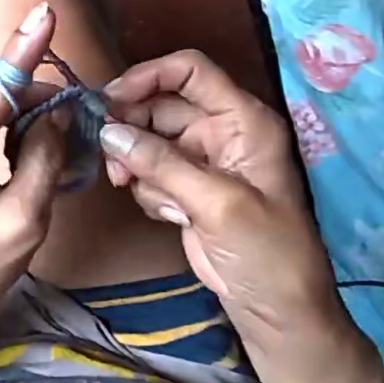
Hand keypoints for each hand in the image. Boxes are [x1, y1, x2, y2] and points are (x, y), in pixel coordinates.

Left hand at [0, 2, 66, 343]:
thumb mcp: (26, 223)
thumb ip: (42, 161)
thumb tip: (57, 109)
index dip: (19, 56)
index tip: (43, 14)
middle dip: (28, 82)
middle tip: (71, 99)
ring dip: (17, 95)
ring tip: (54, 115)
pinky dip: (2, 105)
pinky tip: (26, 121)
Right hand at [97, 50, 345, 352]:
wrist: (276, 311)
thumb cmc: (265, 251)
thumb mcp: (216, 203)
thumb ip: (160, 163)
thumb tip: (107, 131)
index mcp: (242, 120)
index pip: (189, 71)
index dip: (148, 76)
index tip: (110, 100)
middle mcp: (219, 130)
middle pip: (158, 104)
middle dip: (129, 127)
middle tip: (108, 155)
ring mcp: (199, 159)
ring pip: (145, 137)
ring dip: (133, 161)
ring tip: (129, 186)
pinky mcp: (184, 185)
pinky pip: (146, 167)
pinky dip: (143, 185)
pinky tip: (165, 213)